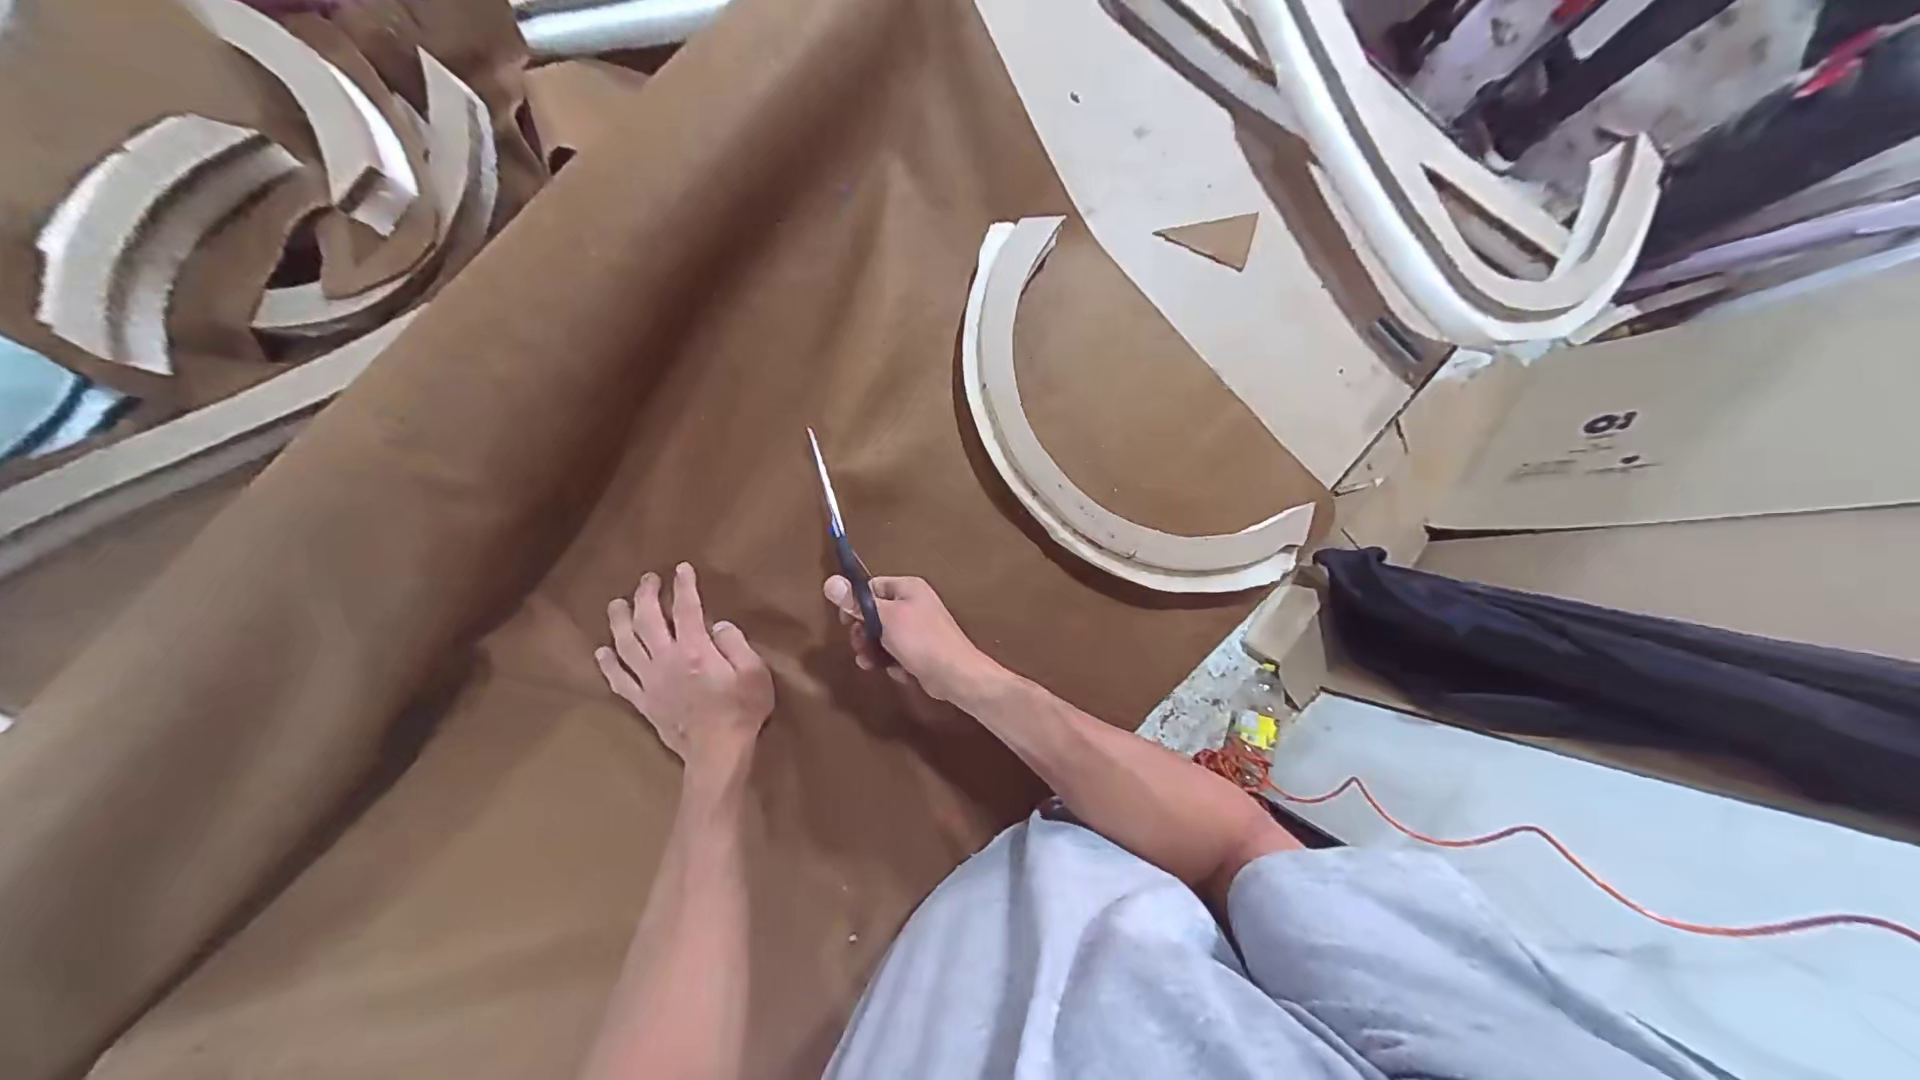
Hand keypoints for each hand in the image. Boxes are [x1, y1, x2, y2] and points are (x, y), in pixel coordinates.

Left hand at [597, 563, 773, 769]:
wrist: (717, 752)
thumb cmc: (741, 710)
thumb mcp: (755, 672)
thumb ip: (736, 644)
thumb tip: (718, 625)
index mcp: (695, 649)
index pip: (686, 608)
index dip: (683, 586)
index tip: (681, 569)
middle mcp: (666, 660)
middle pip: (647, 620)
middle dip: (646, 595)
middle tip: (647, 579)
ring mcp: (649, 681)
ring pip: (626, 644)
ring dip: (619, 621)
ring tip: (617, 604)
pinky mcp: (642, 702)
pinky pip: (618, 680)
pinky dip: (608, 664)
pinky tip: (602, 652)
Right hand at [823, 575, 1008, 704]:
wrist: (955, 675)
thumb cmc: (922, 640)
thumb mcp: (885, 618)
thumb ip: (857, 602)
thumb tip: (830, 582)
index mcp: (908, 588)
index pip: (871, 587)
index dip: (855, 604)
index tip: (846, 622)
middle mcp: (914, 603)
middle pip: (874, 614)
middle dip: (864, 633)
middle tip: (861, 647)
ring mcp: (918, 628)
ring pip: (883, 636)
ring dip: (874, 651)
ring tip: (872, 663)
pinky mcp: (920, 649)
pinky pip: (896, 652)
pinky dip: (892, 661)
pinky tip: (897, 670)